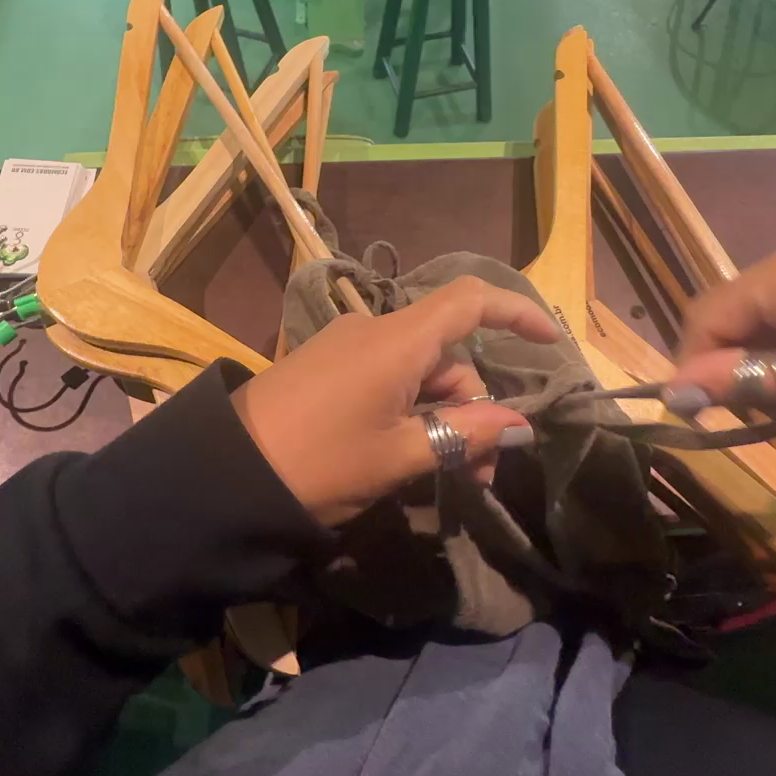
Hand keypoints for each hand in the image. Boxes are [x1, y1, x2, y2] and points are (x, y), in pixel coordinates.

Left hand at [231, 277, 559, 525]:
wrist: (224, 473)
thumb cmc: (319, 462)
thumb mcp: (399, 456)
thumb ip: (464, 435)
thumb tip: (520, 426)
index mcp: (397, 340)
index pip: (470, 300)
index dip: (516, 311)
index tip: (550, 343)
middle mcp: (376, 331)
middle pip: (449, 352)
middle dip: (475, 406)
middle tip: (482, 470)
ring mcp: (349, 348)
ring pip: (420, 371)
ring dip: (444, 416)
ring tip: (449, 475)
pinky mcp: (330, 367)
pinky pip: (389, 377)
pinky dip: (412, 410)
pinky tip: (410, 453)